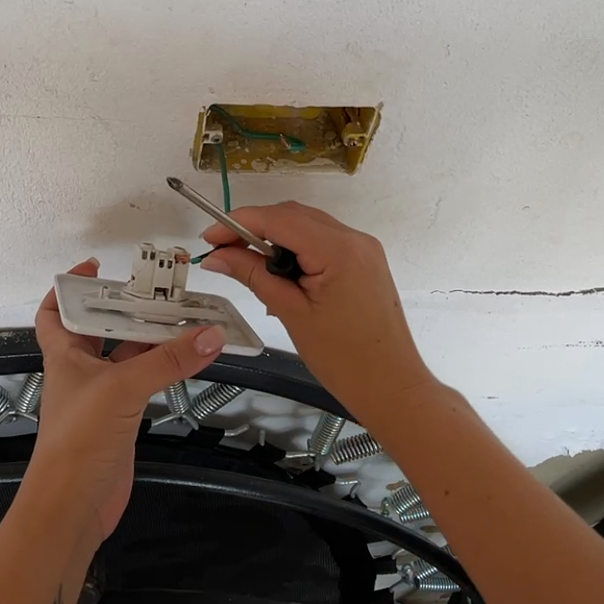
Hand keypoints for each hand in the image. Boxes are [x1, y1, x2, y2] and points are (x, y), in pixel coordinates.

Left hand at [32, 259, 225, 542]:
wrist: (73, 507)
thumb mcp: (123, 389)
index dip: (68, 287)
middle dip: (126, 308)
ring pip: (126, 356)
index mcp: (64, 354)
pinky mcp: (120, 420)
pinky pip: (142, 383)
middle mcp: (80, 371)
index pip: (55, 311)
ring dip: (150, 338)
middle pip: (101, 329)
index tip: (94, 267)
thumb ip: (168, 361)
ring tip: (182, 316)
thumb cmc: (81, 438)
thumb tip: (211, 335)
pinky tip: (185, 359)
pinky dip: (161, 369)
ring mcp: (101, 397)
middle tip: (159, 289)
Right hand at [198, 203, 436, 425]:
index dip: (238, 222)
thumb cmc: (343, 359)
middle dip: (254, 227)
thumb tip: (216, 255)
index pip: (278, 218)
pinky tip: (278, 270)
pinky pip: (322, 239)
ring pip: (306, 225)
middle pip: (292, 215)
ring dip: (274, 236)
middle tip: (222, 252)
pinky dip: (295, 247)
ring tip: (246, 263)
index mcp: (338, 249)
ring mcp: (363, 247)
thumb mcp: (291, 313)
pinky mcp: (365, 260)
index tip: (209, 238)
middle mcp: (354, 238)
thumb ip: (253, 275)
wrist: (394, 388)